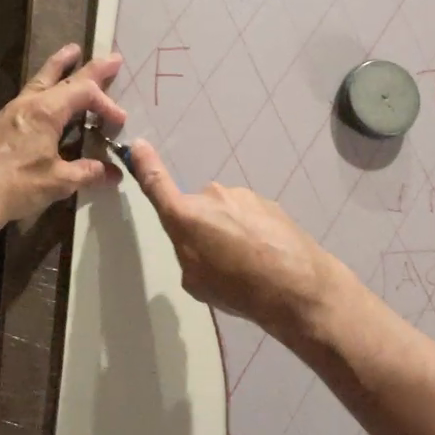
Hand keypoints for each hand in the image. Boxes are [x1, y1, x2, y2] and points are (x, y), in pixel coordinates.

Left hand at [0, 44, 125, 234]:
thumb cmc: (15, 186)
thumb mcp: (58, 181)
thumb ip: (87, 173)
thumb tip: (113, 174)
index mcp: (44, 111)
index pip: (84, 93)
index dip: (106, 103)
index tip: (120, 121)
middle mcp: (26, 104)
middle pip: (61, 76)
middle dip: (88, 67)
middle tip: (110, 57)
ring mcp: (9, 113)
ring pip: (39, 82)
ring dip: (60, 69)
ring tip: (71, 56)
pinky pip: (28, 98)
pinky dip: (45, 91)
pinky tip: (45, 100)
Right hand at [131, 141, 348, 339]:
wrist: (297, 286)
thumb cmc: (237, 289)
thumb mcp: (196, 282)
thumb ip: (189, 254)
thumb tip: (202, 244)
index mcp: (186, 216)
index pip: (157, 184)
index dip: (145, 164)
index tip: (138, 145)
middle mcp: (212, 197)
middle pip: (198, 209)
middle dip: (204, 229)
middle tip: (219, 263)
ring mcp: (244, 196)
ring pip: (226, 213)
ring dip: (232, 232)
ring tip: (249, 265)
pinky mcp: (269, 203)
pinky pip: (250, 217)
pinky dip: (254, 234)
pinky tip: (267, 258)